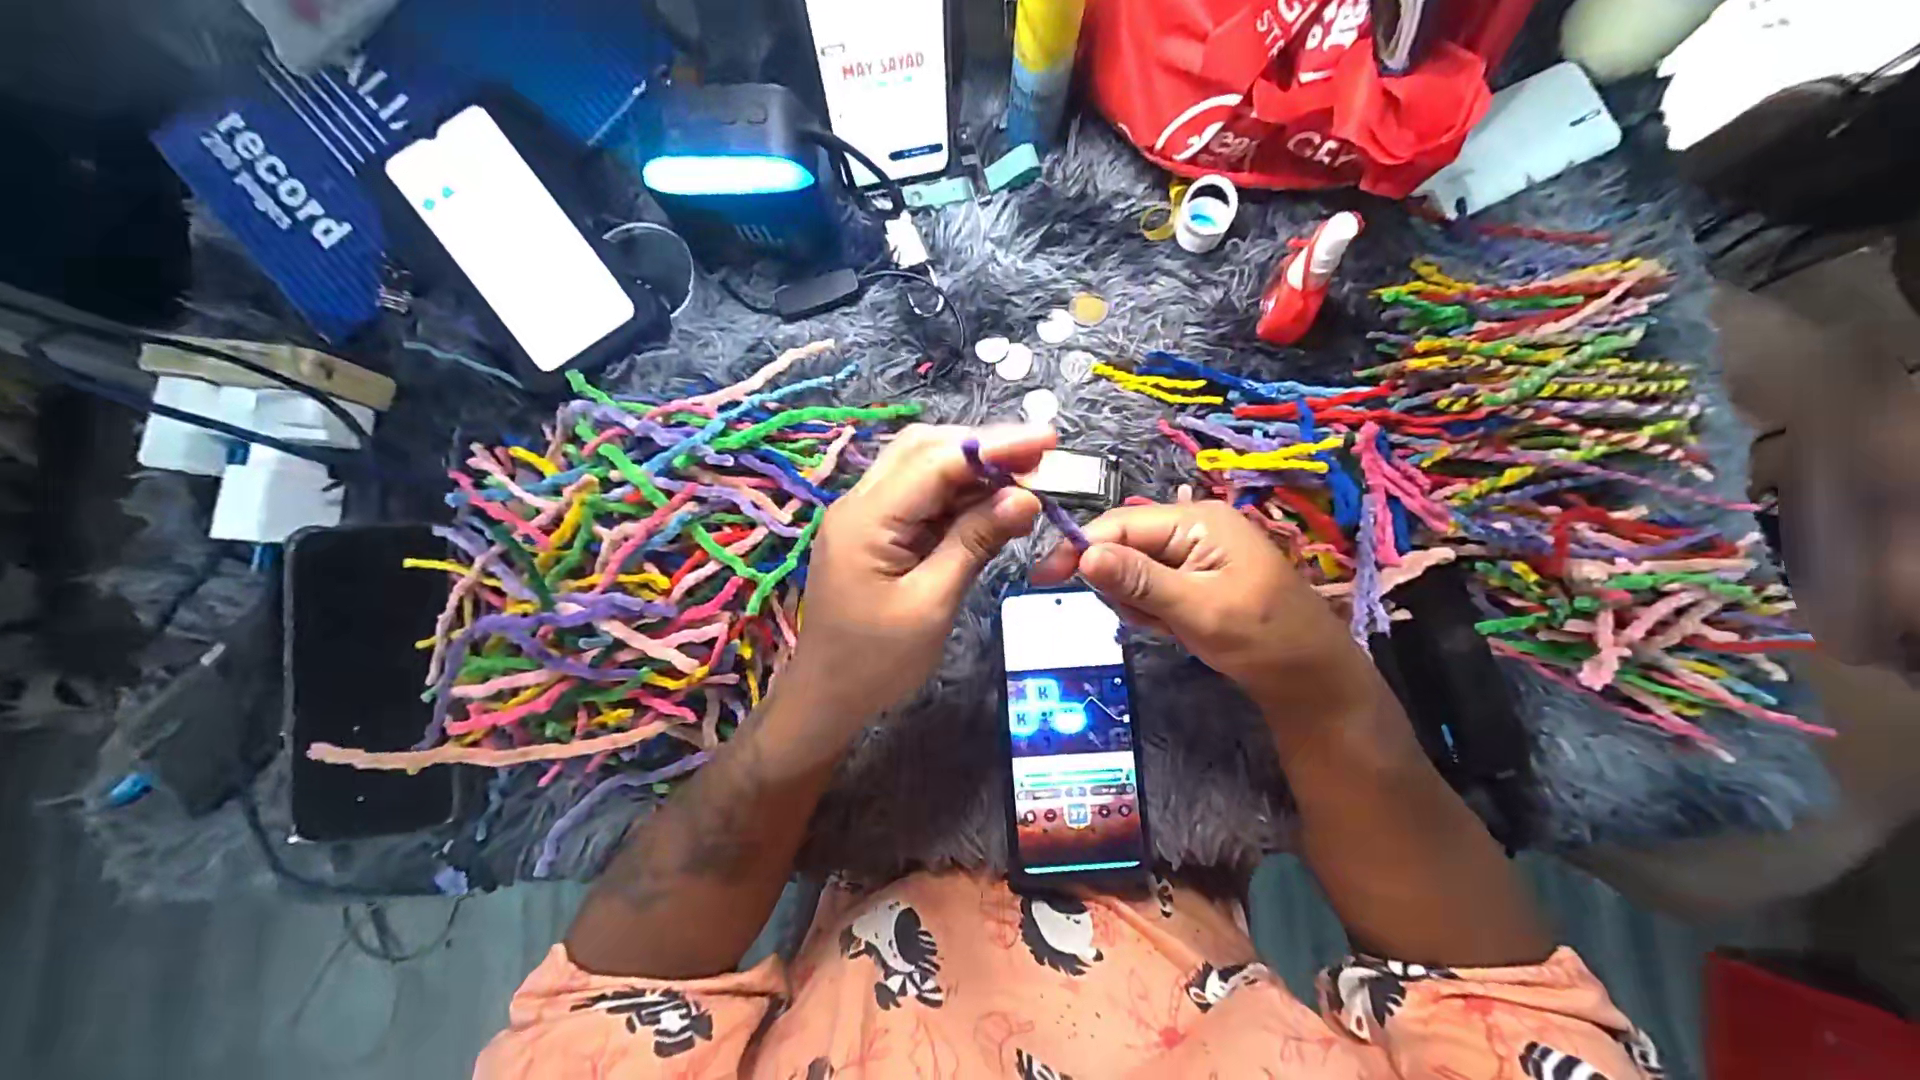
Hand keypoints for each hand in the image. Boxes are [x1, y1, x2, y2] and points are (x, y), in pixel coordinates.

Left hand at [779, 424, 1053, 733]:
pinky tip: (994, 503)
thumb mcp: (933, 603)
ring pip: (924, 469)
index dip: (994, 445)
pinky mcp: (877, 532)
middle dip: (985, 448)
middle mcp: (861, 503)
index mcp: (867, 518)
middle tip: (1041, 459)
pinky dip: (961, 496)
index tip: (1048, 440)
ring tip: (1028, 478)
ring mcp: (866, 515)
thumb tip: (1026, 497)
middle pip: (925, 449)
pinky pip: (922, 499)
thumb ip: (976, 543)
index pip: (936, 460)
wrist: (827, 698)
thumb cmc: (876, 662)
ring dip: (975, 470)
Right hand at [1031, 498, 1379, 720]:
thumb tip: (1084, 554)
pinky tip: (1177, 626)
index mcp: (1196, 520)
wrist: (1310, 678)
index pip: (1119, 524)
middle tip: (1148, 617)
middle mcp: (1191, 527)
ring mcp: (1193, 551)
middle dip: (1122, 585)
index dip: (1080, 548)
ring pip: (1131, 569)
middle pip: (1122, 545)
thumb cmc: (1261, 637)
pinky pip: (1150, 586)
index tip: (1044, 578)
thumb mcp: (1197, 609)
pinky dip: (1152, 609)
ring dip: (1138, 602)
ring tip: (1171, 625)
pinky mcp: (1193, 575)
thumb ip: (1138, 580)